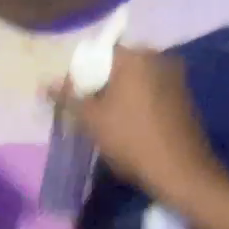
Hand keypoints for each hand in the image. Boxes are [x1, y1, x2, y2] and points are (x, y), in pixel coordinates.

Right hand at [58, 47, 225, 201]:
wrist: (183, 173)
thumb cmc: (132, 140)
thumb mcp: (92, 121)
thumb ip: (67, 98)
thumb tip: (44, 83)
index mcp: (135, 56)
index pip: (97, 54)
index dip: (80, 76)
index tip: (73, 99)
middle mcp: (158, 57)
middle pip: (118, 66)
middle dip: (100, 85)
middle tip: (88, 111)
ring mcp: (175, 76)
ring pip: (136, 79)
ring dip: (120, 94)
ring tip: (107, 121)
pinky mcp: (185, 96)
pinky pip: (152, 91)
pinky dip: (138, 102)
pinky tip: (131, 125)